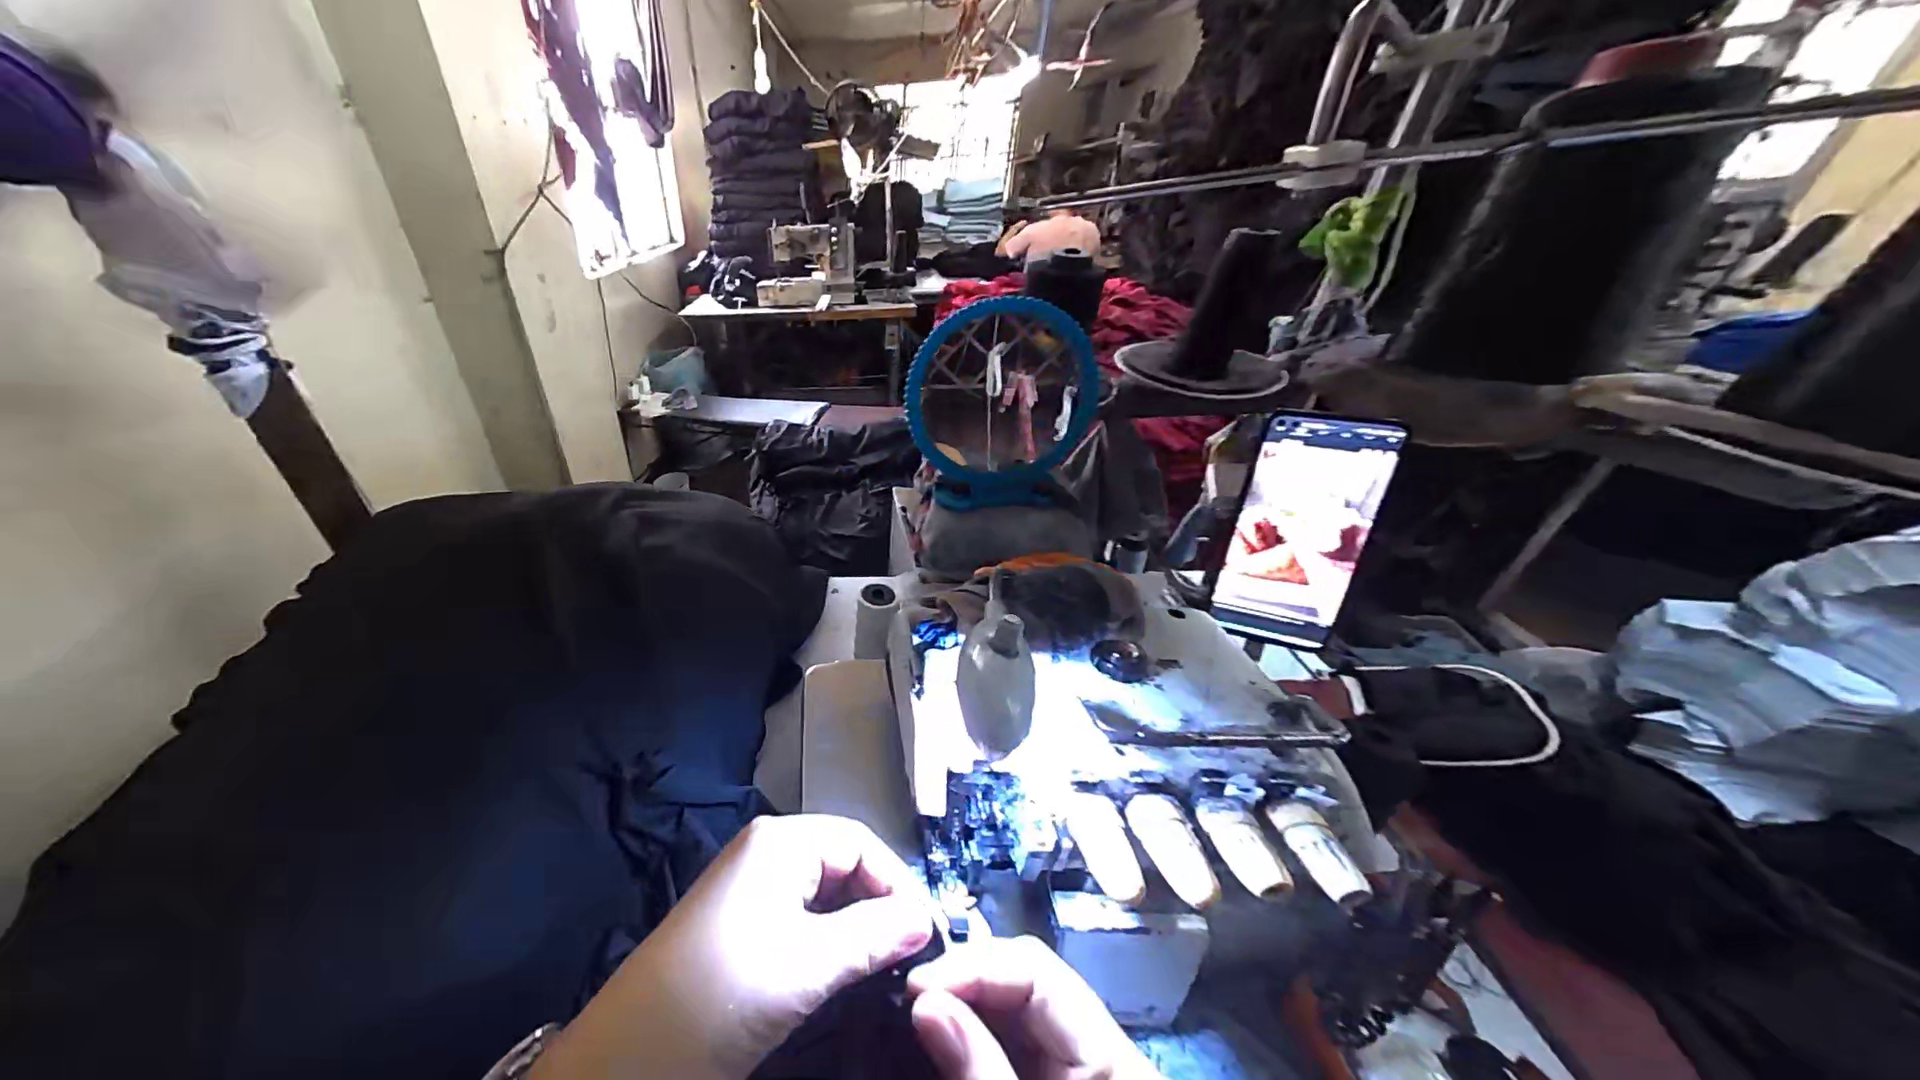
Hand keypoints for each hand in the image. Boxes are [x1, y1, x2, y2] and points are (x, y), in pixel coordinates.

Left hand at [531, 815, 936, 1079]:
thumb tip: (925, 922)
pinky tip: (842, 970)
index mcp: (781, 840)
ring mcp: (749, 887)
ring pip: (824, 894)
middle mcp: (766, 851)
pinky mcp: (739, 924)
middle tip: (909, 953)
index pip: (861, 843)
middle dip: (879, 904)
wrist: (623, 1062)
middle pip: (844, 864)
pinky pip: (800, 916)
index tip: (926, 933)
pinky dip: (828, 939)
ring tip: (883, 965)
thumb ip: (876, 936)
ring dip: (856, 926)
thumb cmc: (726, 995)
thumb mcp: (811, 965)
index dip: (898, 883)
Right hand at [908, 936, 1162, 1079]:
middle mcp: (1096, 1048)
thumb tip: (927, 1000)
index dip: (975, 966)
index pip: (1039, 971)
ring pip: (1009, 1008)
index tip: (919, 984)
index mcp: (1113, 1058)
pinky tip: (938, 1031)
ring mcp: (1072, 1063)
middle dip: (962, 980)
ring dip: (959, 1003)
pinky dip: (968, 1032)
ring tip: (912, 1008)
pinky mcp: (1050, 1076)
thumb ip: (982, 1072)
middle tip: (907, 995)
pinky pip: (1007, 1039)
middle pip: (1023, 981)